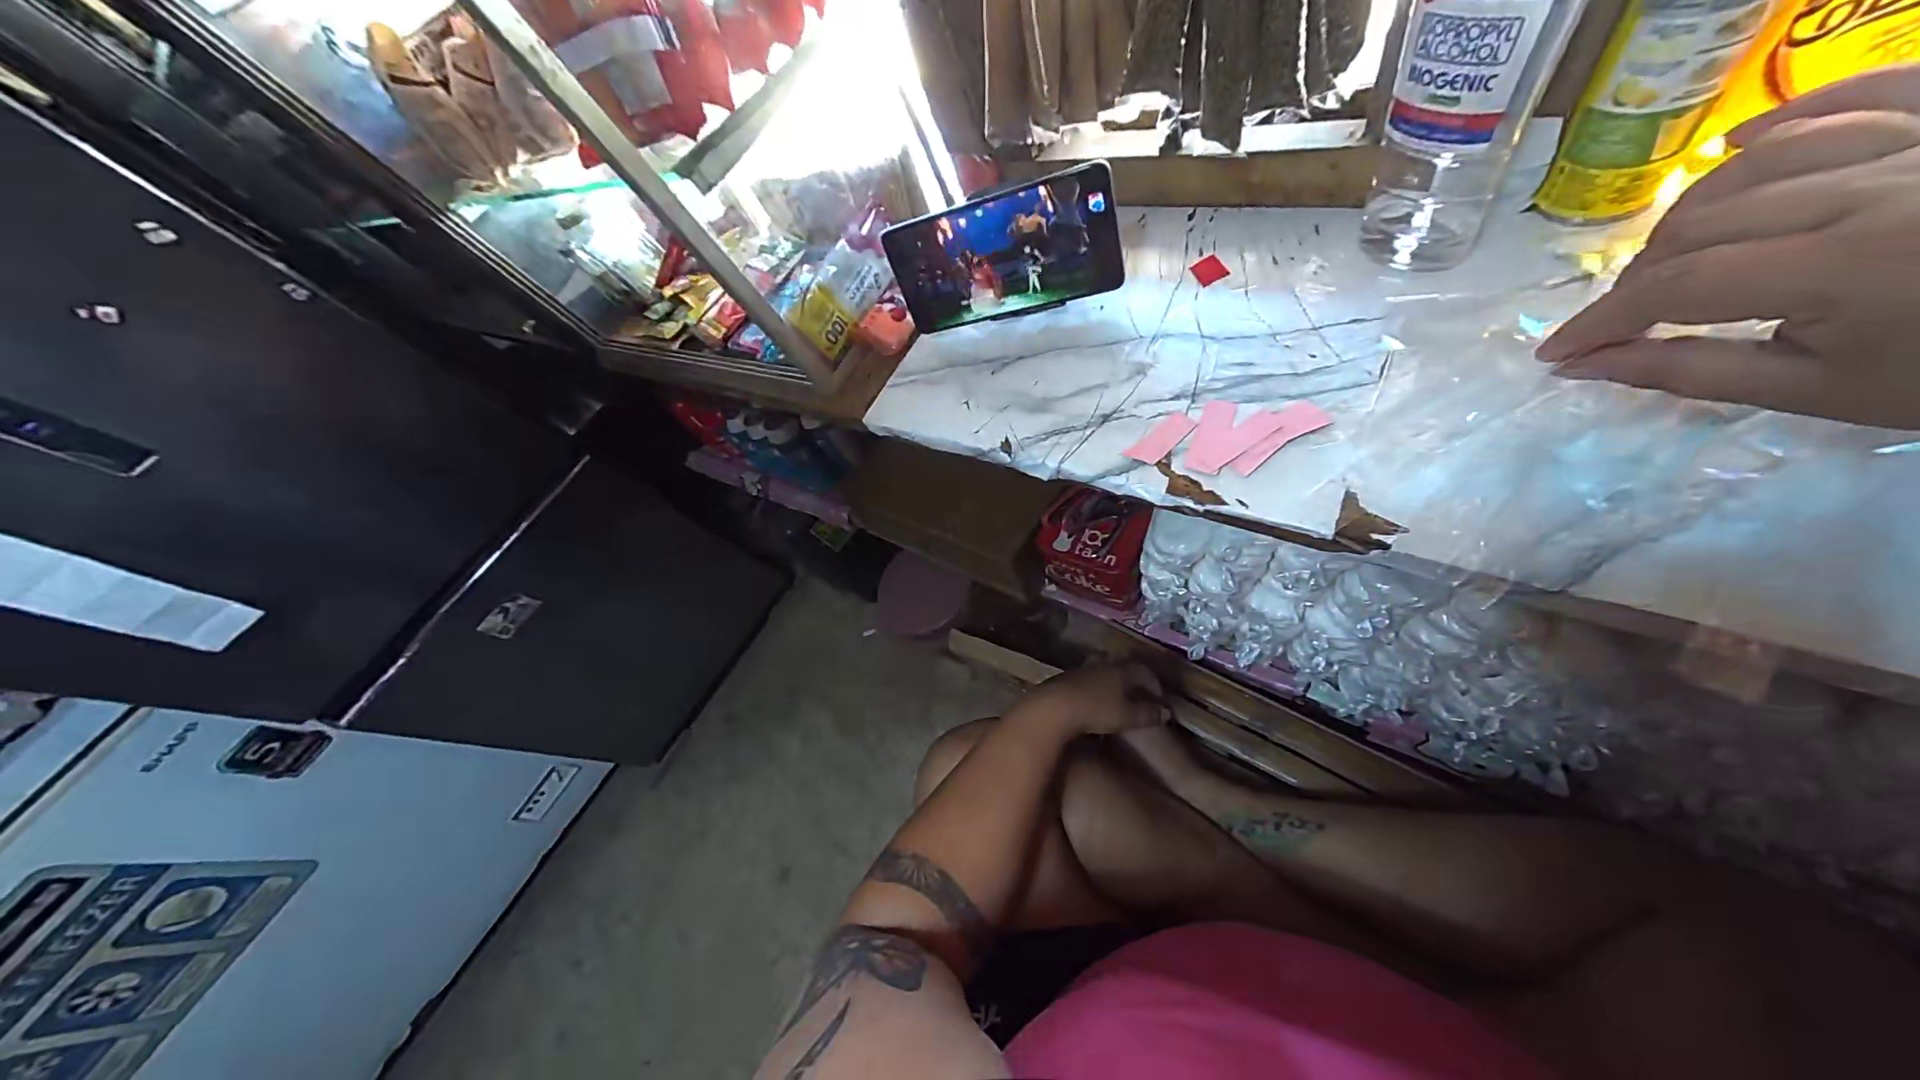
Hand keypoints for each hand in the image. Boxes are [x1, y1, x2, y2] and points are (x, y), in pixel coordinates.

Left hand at [1012, 663, 1168, 736]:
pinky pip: (1088, 678)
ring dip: (1112, 681)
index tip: (1160, 697)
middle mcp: (1104, 664)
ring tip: (1117, 696)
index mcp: (1122, 670)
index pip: (1144, 670)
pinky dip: (1096, 687)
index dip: (1154, 683)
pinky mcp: (1066, 678)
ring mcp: (1083, 669)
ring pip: (1103, 670)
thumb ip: (1148, 713)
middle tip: (1140, 693)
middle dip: (1133, 679)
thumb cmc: (1096, 709)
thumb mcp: (1127, 716)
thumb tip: (1166, 712)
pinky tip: (1094, 700)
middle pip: (1123, 666)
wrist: (1055, 706)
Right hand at [1535, 65, 1919, 428]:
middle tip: (1621, 320)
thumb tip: (1584, 366)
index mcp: (1849, 267)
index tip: (1556, 354)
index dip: (1602, 321)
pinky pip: (1864, 92)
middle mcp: (1883, 189)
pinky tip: (1738, 142)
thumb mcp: (1816, 390)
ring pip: (1763, 162)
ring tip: (1665, 254)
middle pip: (1706, 224)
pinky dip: (1789, 116)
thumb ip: (1691, 371)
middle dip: (1640, 279)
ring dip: (1691, 214)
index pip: (1679, 289)